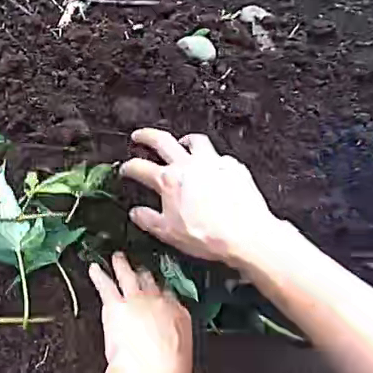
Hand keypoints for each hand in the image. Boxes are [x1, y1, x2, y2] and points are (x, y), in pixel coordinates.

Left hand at [88, 252, 191, 372]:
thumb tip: (169, 347)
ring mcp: (137, 300)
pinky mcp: (116, 305)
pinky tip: (94, 268)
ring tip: (118, 257)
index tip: (159, 291)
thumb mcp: (182, 357)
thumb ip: (175, 343)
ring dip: (122, 265)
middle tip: (141, 269)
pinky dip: (99, 275)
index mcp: (180, 316)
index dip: (163, 293)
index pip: (171, 297)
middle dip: (145, 274)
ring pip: (129, 275)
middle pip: (151, 281)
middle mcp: (160, 302)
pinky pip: (106, 285)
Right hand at [120, 128, 279, 268]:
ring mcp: (212, 163)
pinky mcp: (233, 167)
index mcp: (169, 180)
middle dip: (146, 136)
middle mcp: (189, 165)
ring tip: (180, 143)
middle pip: (162, 140)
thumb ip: (149, 220)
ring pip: (194, 141)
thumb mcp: (169, 233)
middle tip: (139, 136)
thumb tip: (136, 213)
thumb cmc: (209, 236)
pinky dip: (210, 158)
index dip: (129, 167)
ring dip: (183, 140)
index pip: (140, 167)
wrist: (246, 236)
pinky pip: (218, 156)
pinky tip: (210, 166)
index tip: (125, 169)